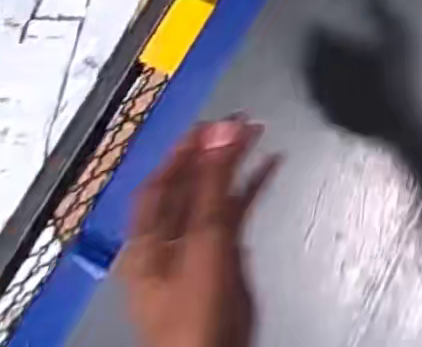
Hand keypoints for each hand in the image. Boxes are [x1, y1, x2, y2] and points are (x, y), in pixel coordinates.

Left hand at [118, 119, 277, 346]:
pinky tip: (273, 164)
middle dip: (212, 152)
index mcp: (148, 240)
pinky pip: (237, 210)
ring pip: (214, 194)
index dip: (182, 151)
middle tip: (240, 121)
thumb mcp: (205, 237)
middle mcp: (168, 240)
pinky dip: (253, 185)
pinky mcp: (224, 254)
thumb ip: (214, 182)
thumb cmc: (198, 301)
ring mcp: (196, 248)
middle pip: (187, 186)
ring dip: (235, 163)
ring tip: (258, 132)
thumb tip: (221, 130)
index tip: (210, 121)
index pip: (159, 184)